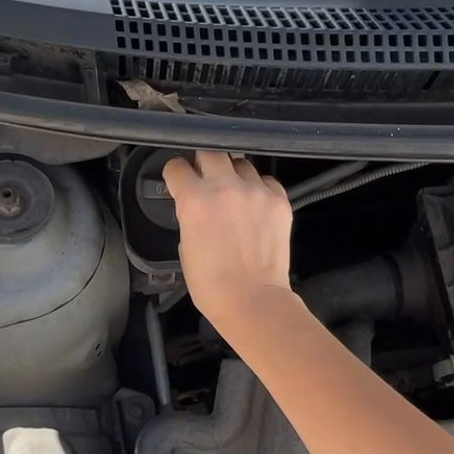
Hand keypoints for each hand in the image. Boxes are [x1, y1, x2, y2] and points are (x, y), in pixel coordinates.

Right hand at [162, 151, 294, 331]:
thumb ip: (189, 217)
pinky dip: (258, 187)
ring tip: (232, 192)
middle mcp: (226, 188)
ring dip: (232, 173)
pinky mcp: (279, 201)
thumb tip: (195, 207)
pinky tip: (253, 204)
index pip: (177, 167)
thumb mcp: (184, 246)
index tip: (177, 177)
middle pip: (209, 153)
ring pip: (240, 163)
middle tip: (203, 177)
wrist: (252, 300)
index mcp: (194, 201)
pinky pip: (266, 180)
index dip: (174, 173)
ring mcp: (255, 192)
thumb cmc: (213, 285)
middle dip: (202, 163)